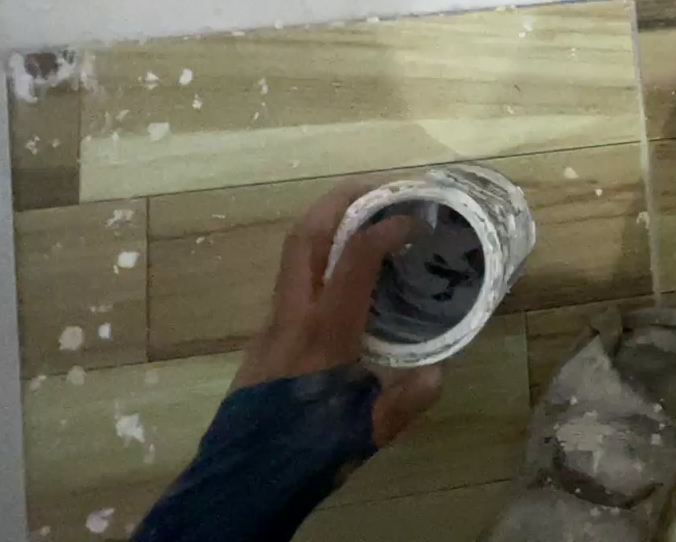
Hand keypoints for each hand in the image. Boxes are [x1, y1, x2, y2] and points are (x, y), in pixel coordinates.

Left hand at [232, 180, 444, 445]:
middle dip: (340, 201)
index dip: (386, 228)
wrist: (234, 487)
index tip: (417, 220)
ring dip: (327, 221)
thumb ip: (405, 402)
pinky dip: (320, 252)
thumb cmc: (302, 455)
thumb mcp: (365, 435)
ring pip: (293, 253)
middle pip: (305, 237)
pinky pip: (293, 275)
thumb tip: (441, 371)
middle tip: (381, 189)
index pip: (353, 258)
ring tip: (368, 214)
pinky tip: (347, 269)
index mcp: (323, 332)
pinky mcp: (266, 336)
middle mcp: (292, 316)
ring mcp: (273, 323)